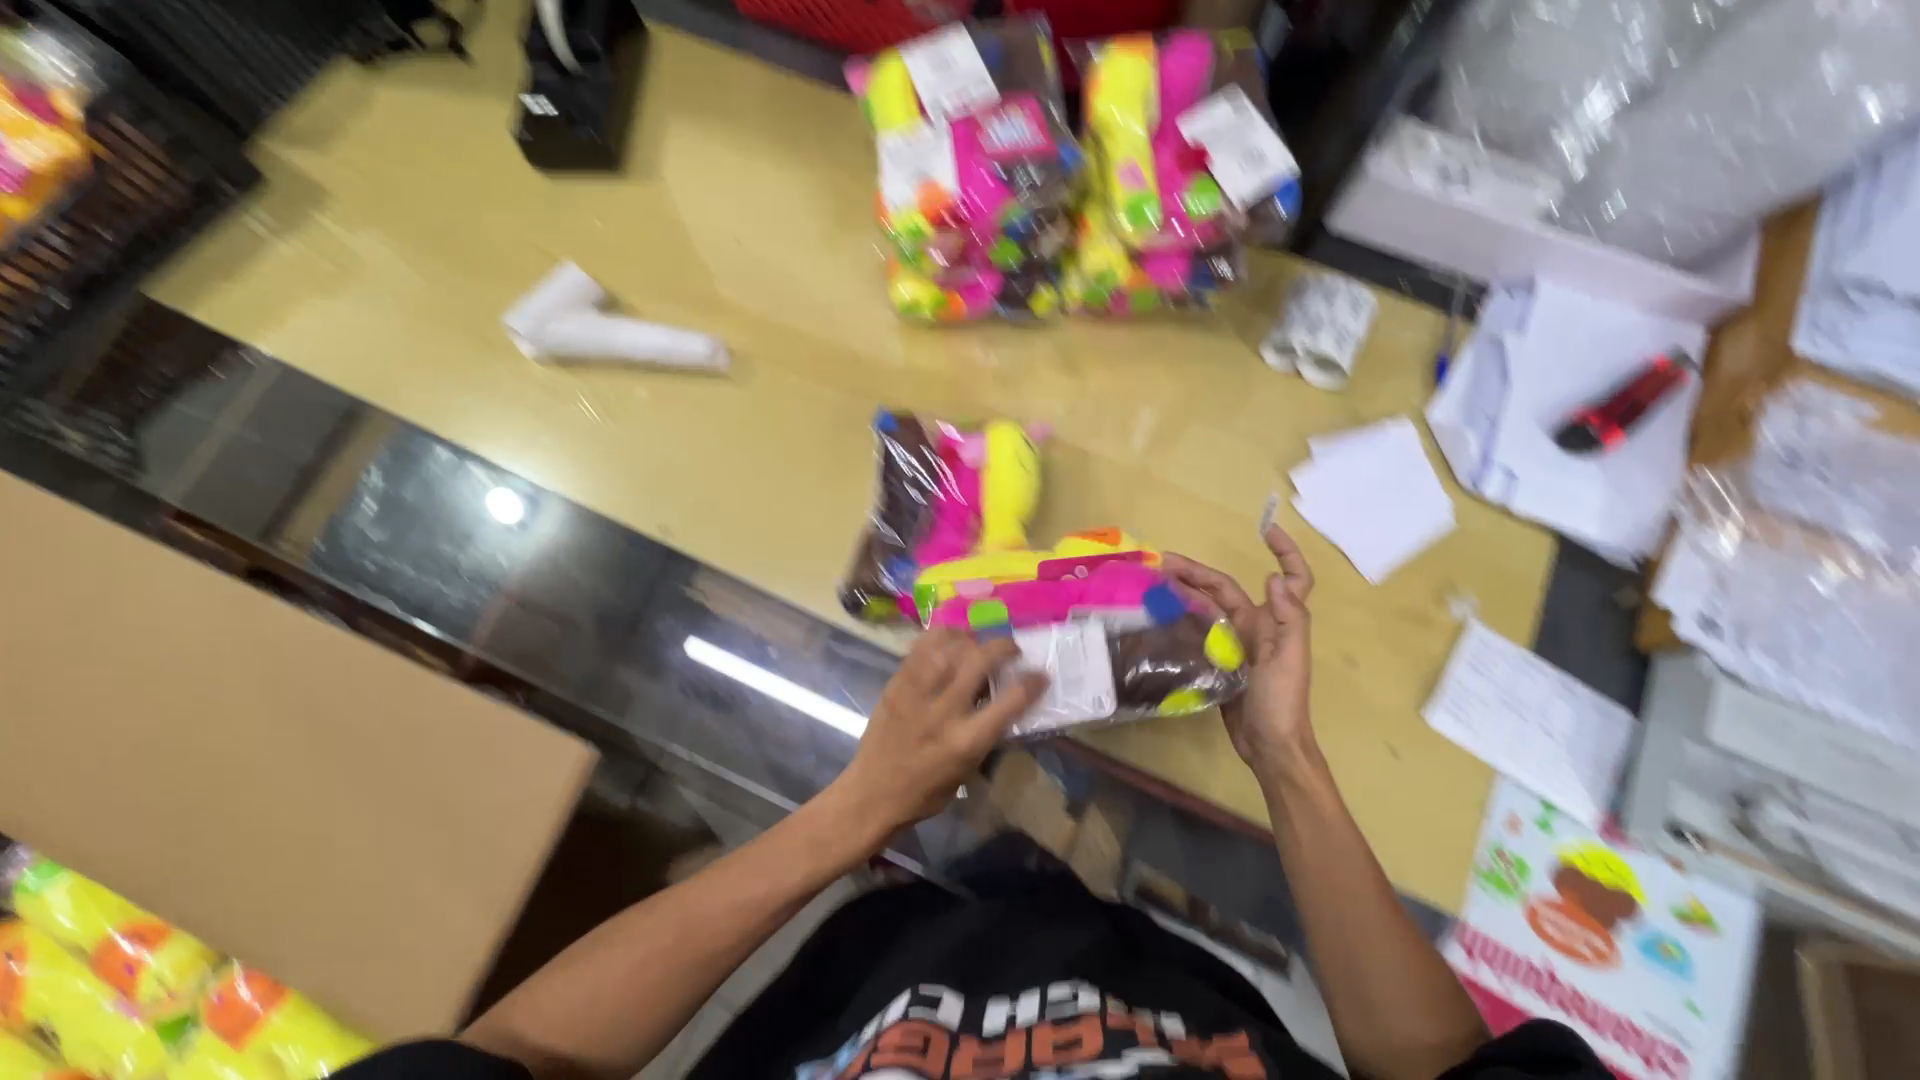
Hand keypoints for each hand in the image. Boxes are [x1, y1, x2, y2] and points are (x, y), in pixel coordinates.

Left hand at [831, 629, 1048, 832]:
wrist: (872, 793)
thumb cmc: (926, 792)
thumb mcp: (967, 770)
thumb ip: (986, 734)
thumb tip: (1002, 701)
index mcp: (966, 740)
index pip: (1010, 702)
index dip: (1032, 683)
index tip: (1042, 673)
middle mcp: (943, 711)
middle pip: (979, 661)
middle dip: (1003, 647)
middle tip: (1012, 649)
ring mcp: (916, 693)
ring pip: (948, 647)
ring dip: (970, 637)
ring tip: (978, 641)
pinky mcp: (896, 684)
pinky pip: (920, 648)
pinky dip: (939, 638)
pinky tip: (949, 640)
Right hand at [1162, 525, 1317, 782]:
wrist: (1270, 746)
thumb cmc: (1282, 701)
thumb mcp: (1291, 659)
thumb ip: (1287, 618)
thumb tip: (1271, 577)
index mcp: (1277, 621)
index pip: (1291, 578)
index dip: (1284, 551)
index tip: (1264, 529)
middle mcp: (1256, 627)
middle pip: (1226, 589)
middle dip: (1197, 571)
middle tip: (1162, 562)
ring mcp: (1235, 645)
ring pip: (1207, 608)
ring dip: (1184, 591)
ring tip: (1153, 582)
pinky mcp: (1217, 663)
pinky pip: (1197, 633)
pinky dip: (1180, 619)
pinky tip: (1158, 614)